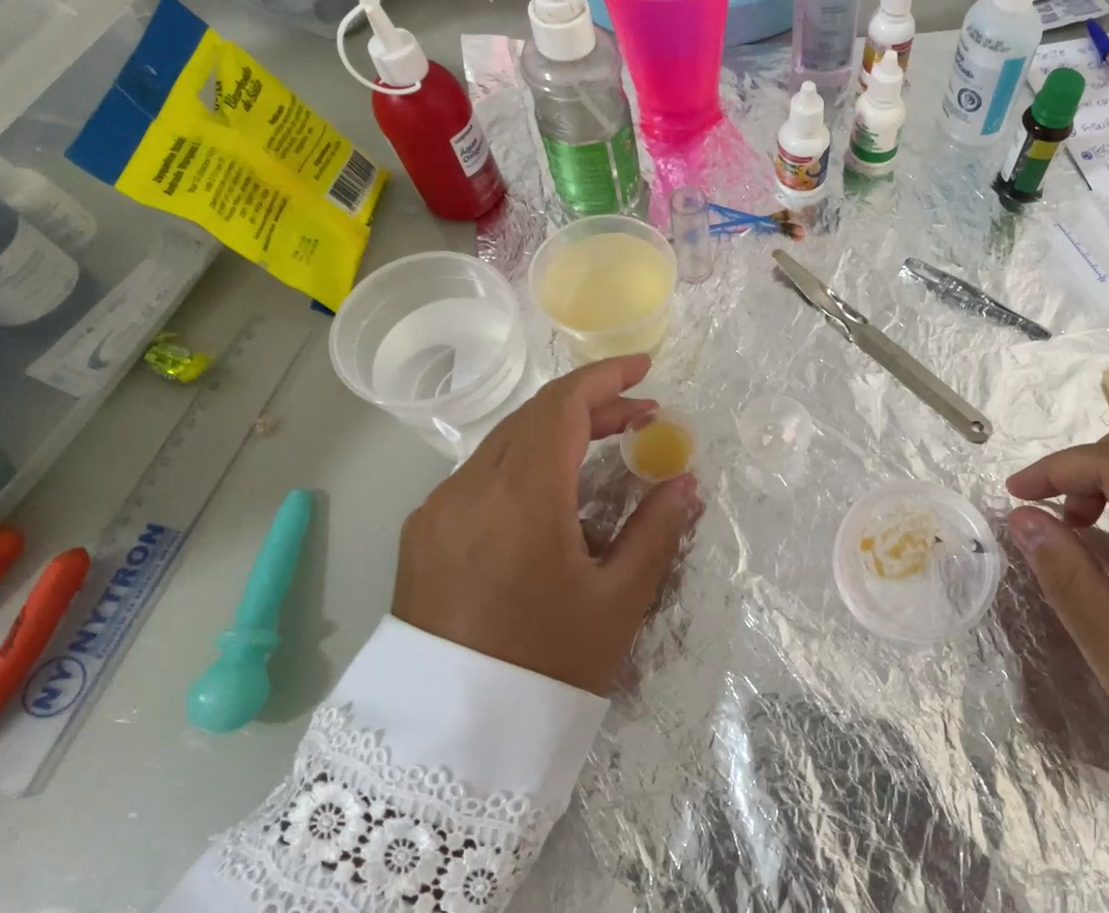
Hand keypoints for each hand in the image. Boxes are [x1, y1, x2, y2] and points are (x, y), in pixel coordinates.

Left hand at [392, 355, 701, 693]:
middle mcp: (469, 488)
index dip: (604, 378)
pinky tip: (552, 497)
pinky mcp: (423, 535)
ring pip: (503, 445)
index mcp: (521, 498)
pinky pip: (479, 477)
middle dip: (589, 407)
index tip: (645, 370)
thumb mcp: (617, 601)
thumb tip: (684, 484)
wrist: (450, 737)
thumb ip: (656, 532)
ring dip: (555, 435)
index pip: (561, 407)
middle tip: (642, 419)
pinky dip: (523, 465)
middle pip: (532, 419)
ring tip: (604, 453)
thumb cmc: (546, 665)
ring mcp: (438, 510)